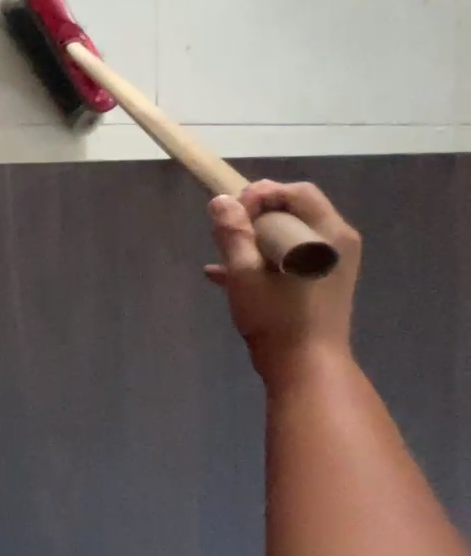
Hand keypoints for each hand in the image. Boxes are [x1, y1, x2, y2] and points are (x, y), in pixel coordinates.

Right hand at [204, 180, 361, 384]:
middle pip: (293, 209)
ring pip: (286, 232)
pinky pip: (286, 254)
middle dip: (254, 215)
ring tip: (221, 254)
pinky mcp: (318, 277)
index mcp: (326, 235)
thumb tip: (221, 201)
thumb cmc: (276, 317)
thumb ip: (234, 235)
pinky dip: (258, 256)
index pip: (296, 193)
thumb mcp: (244, 274)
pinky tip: (222, 273)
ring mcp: (329, 260)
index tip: (227, 212)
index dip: (259, 194)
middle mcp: (335, 241)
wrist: (304, 362)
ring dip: (252, 237)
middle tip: (222, 232)